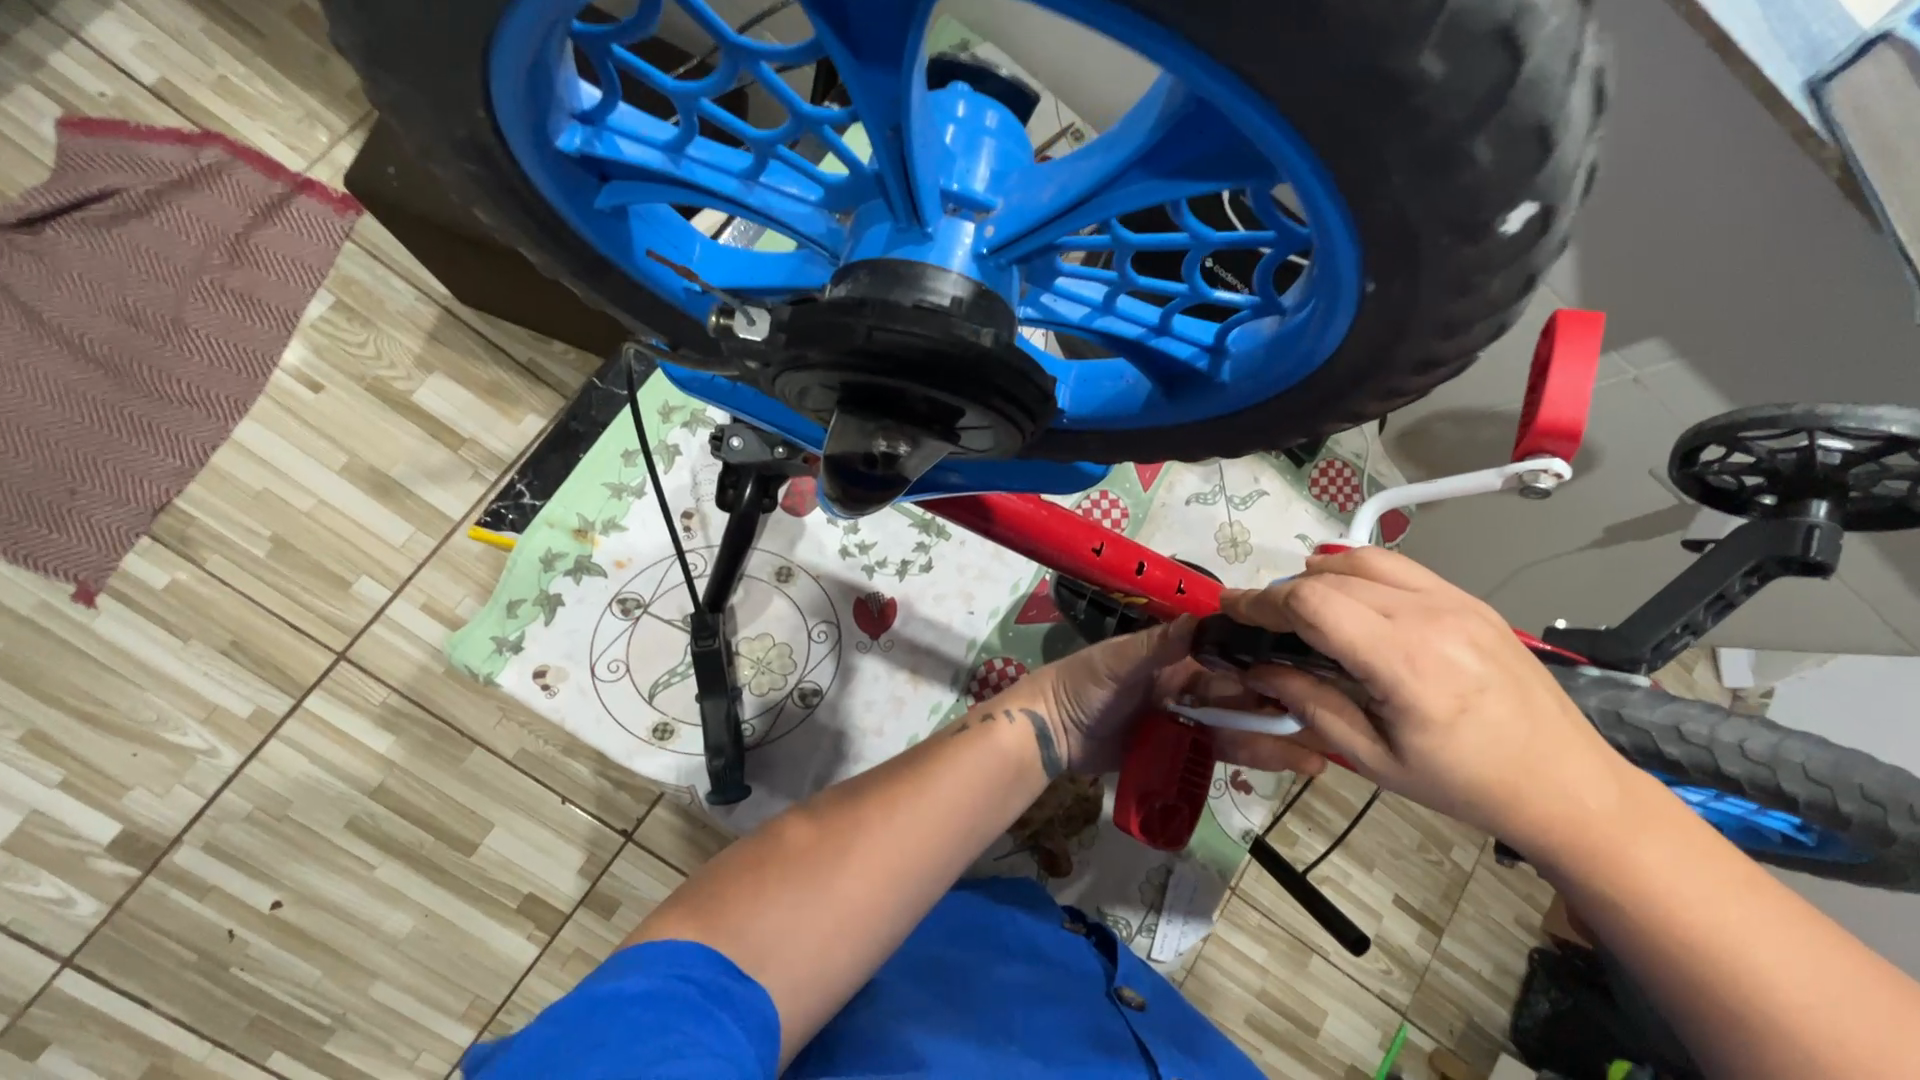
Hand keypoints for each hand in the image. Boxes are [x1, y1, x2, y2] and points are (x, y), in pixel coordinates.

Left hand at [1017, 616, 1327, 778]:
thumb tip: (1207, 616)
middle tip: (1333, 715)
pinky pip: (1221, 752)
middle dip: (1283, 703)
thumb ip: (1160, 643)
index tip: (1310, 665)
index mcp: (1175, 653)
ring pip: (1238, 725)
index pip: (1229, 654)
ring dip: (1277, 737)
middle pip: (1242, 692)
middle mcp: (1187, 682)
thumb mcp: (1119, 659)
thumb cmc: (1083, 684)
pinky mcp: (1181, 750)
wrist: (1050, 733)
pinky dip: (1253, 758)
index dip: (1266, 660)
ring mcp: (1186, 718)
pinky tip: (1290, 765)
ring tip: (1323, 753)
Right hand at [1218, 547, 1630, 843]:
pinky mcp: (1470, 600)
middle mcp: (1430, 616)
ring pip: (1363, 560)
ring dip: (1317, 576)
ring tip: (1297, 608)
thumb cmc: (1465, 784)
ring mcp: (1455, 601)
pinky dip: (1357, 573)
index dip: (1262, 603)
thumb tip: (1259, 670)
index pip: (1312, 602)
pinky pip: (1399, 568)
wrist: (1566, 782)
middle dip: (1282, 593)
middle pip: (1329, 577)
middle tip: (1258, 621)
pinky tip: (1346, 600)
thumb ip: (1310, 705)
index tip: (1232, 612)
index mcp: (1405, 661)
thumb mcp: (1374, 758)